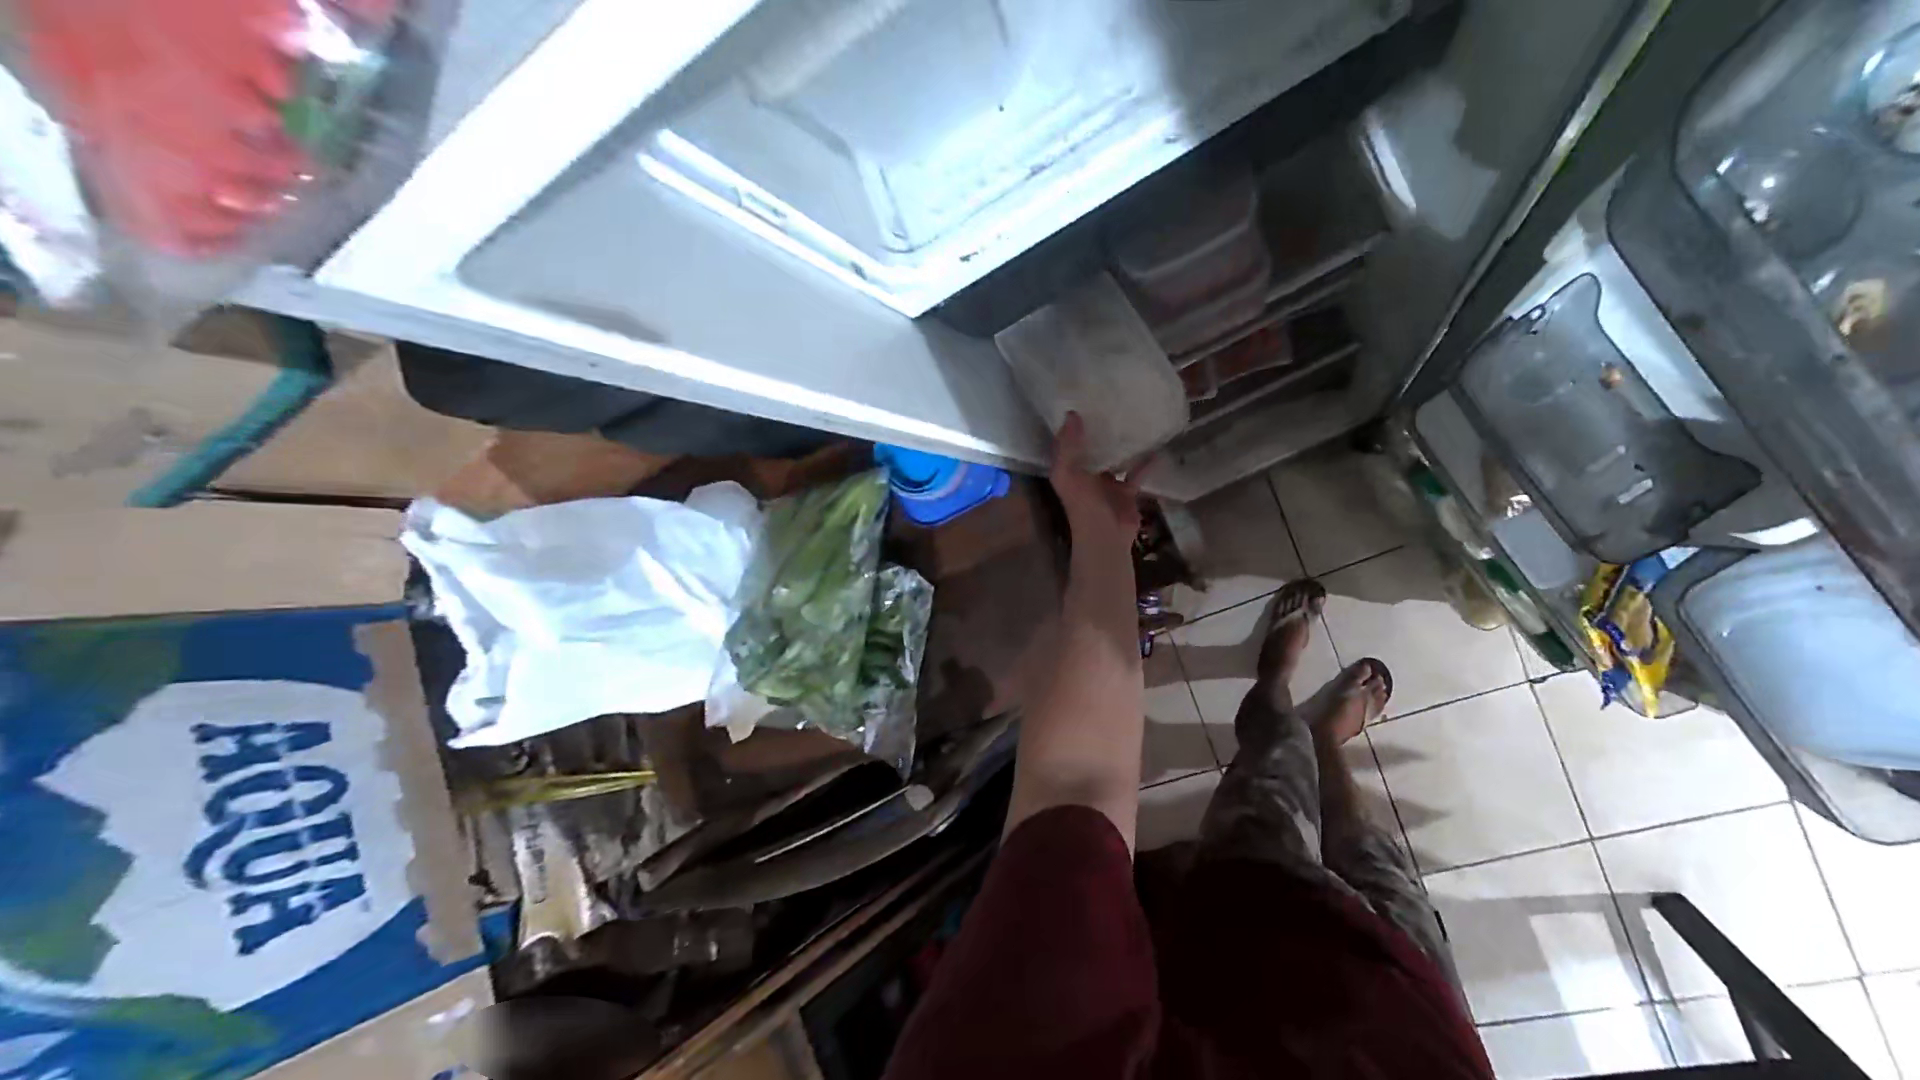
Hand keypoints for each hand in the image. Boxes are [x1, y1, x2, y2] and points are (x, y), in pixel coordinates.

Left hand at [1049, 412, 1142, 555]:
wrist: (1106, 537)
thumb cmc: (1084, 505)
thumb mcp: (1068, 474)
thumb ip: (1068, 446)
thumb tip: (1072, 414)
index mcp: (1068, 469)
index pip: (1067, 441)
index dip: (1072, 423)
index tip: (1081, 398)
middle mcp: (1086, 474)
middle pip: (1092, 447)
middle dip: (1100, 429)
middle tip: (1112, 401)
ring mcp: (1107, 484)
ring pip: (1115, 458)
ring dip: (1123, 444)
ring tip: (1135, 418)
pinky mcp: (1126, 492)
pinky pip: (1137, 473)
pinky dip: (1146, 462)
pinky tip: (1157, 447)